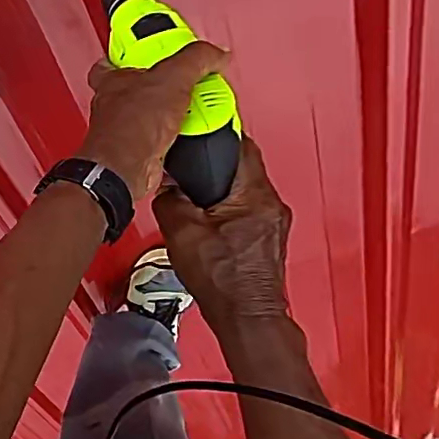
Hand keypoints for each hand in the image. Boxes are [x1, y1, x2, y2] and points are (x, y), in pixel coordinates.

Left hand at [76, 41, 228, 197]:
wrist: (126, 170)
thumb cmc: (130, 126)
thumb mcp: (173, 77)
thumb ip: (196, 59)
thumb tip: (217, 53)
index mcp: (113, 79)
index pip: (115, 59)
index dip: (134, 53)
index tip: (156, 49)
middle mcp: (114, 105)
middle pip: (142, 89)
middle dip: (166, 88)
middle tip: (189, 83)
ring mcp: (125, 130)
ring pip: (152, 118)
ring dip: (174, 116)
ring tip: (194, 111)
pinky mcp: (138, 152)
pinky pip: (162, 141)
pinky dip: (177, 140)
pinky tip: (188, 137)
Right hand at [153, 136, 291, 326]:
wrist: (245, 316)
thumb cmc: (223, 282)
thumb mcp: (182, 234)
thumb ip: (170, 201)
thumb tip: (166, 187)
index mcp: (255, 196)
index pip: (241, 145)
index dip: (218, 132)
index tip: (204, 122)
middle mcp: (271, 205)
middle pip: (243, 165)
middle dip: (214, 162)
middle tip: (191, 161)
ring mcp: (272, 222)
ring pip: (243, 188)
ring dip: (220, 187)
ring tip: (194, 193)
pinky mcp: (266, 237)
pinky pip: (246, 208)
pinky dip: (226, 206)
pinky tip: (207, 218)